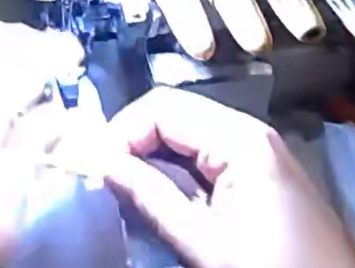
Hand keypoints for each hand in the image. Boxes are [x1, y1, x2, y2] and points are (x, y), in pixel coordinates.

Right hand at [101, 89, 354, 267]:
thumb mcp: (208, 248)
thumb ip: (153, 199)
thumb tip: (102, 163)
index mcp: (240, 136)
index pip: (164, 106)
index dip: (123, 131)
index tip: (93, 167)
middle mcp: (249, 133)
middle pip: (176, 117)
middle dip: (135, 144)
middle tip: (101, 181)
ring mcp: (259, 155)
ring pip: (189, 140)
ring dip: (153, 161)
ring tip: (122, 193)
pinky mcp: (261, 181)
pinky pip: (208, 163)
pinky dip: (178, 177)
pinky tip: (159, 202)